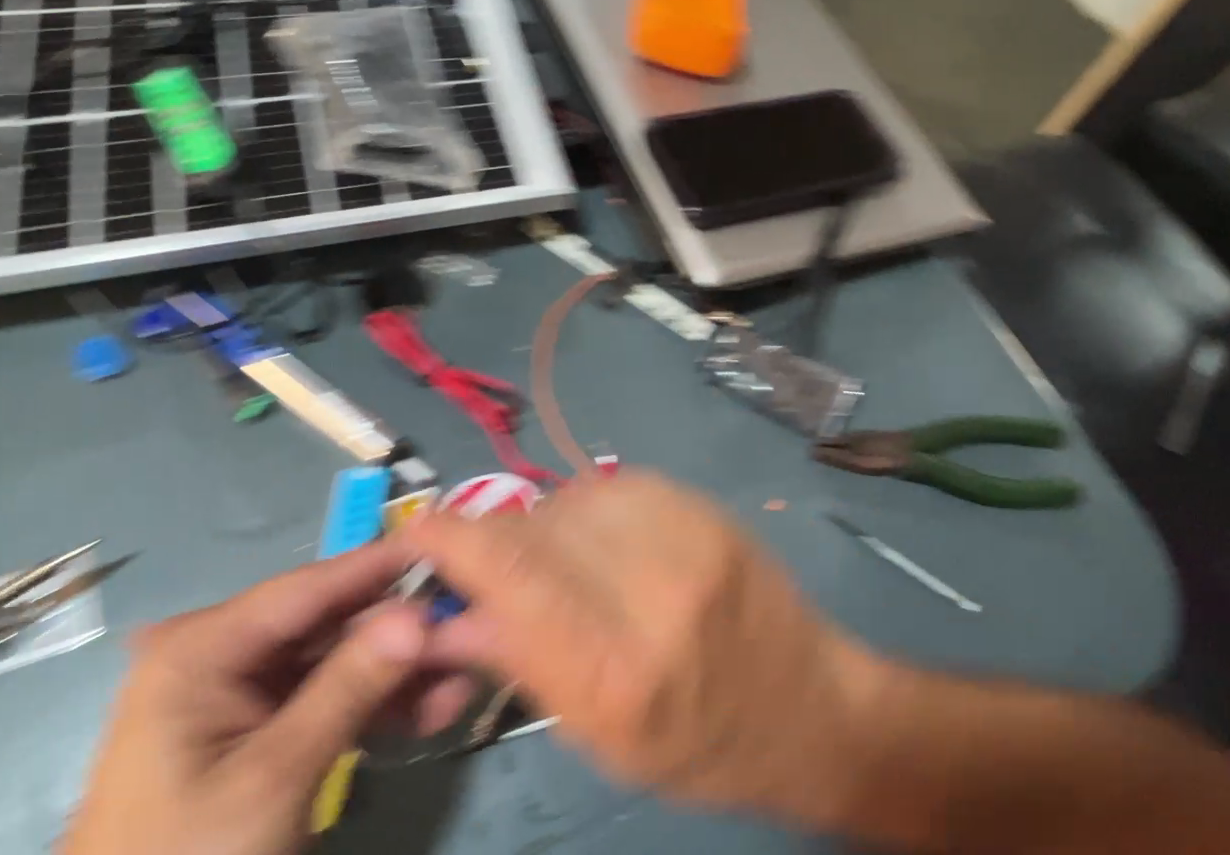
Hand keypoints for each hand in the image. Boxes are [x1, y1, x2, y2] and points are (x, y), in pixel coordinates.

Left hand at [59, 539, 441, 854]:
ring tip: (461, 687)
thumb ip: (349, 689)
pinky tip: (429, 714)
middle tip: (470, 635)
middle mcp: (221, 653)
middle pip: (328, 625)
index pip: (307, 588)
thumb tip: (418, 616)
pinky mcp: (258, 727)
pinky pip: (326, 699)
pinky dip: (373, 707)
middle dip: (399, 635)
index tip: (443, 543)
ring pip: (336, 662)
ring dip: (396, 675)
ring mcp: (239, 692)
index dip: (377, 565)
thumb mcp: (274, 776)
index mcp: (202, 648)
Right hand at [403, 470, 872, 815]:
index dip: (451, 540)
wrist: (809, 710)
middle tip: (495, 570)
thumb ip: (519, 662)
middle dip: (495, 541)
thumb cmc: (696, 745)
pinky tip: (601, 542)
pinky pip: (613, 485)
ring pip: (569, 497)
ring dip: (544, 525)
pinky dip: (587, 510)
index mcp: (614, 668)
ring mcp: (686, 536)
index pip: (509, 572)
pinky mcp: (704, 507)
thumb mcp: (598, 735)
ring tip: (559, 564)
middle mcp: (650, 587)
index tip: (420, 532)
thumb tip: (443, 616)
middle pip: (532, 526)